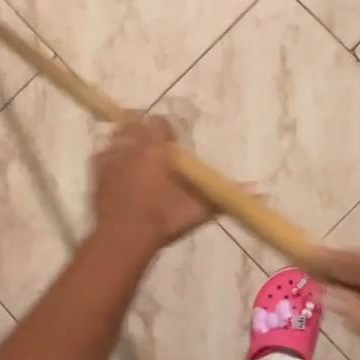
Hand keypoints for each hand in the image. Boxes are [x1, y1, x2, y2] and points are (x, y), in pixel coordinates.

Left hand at [89, 116, 213, 254]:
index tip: (173, 143)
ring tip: (134, 153)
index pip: (161, 123)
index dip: (167, 130)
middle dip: (144, 129)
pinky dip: (108, 156)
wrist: (123, 238)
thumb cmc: (163, 220)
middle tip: (153, 146)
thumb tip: (263, 191)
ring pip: (116, 134)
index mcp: (157, 149)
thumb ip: (226, 196)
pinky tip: (116, 167)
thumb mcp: (199, 209)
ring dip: (125, 138)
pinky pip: (101, 153)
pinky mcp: (96, 172)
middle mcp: (133, 146)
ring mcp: (111, 158)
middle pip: (136, 122)